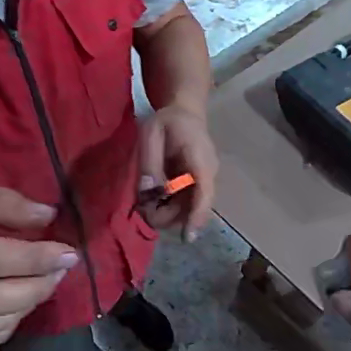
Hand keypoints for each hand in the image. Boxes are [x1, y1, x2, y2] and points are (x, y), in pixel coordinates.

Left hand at [138, 105, 218, 240]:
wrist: (185, 113)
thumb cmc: (167, 121)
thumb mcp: (151, 134)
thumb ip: (150, 162)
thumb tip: (149, 192)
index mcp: (200, 159)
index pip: (203, 192)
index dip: (196, 216)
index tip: (187, 238)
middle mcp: (208, 175)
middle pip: (195, 208)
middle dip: (169, 216)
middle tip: (142, 209)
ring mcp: (204, 181)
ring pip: (189, 209)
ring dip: (167, 214)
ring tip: (145, 204)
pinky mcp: (197, 185)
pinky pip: (185, 203)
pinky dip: (169, 207)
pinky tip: (153, 200)